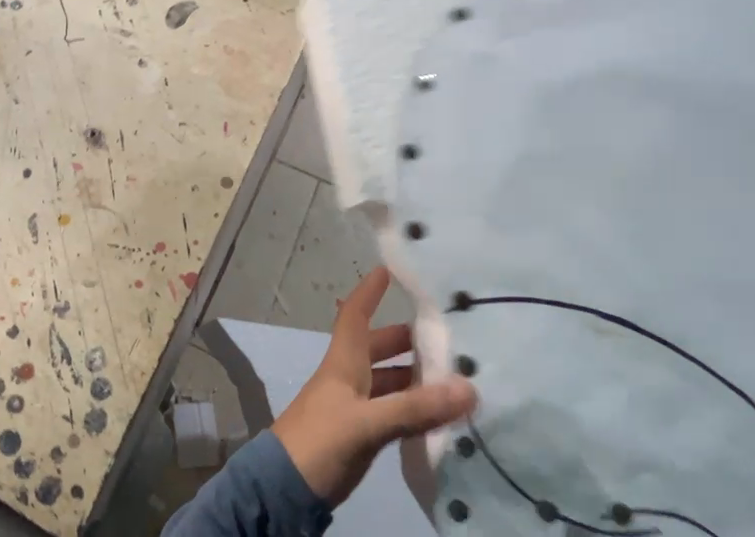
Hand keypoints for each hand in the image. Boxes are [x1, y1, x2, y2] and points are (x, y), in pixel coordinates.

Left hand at [272, 267, 477, 504]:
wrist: (286, 486)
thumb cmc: (321, 439)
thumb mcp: (367, 422)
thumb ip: (415, 407)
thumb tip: (468, 387)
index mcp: (343, 361)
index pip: (355, 315)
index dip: (369, 292)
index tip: (389, 269)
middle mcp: (349, 376)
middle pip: (380, 348)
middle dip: (409, 341)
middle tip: (449, 338)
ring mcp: (353, 405)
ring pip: (389, 382)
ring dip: (417, 379)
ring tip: (457, 379)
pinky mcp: (360, 432)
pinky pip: (392, 410)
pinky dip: (414, 409)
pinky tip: (441, 417)